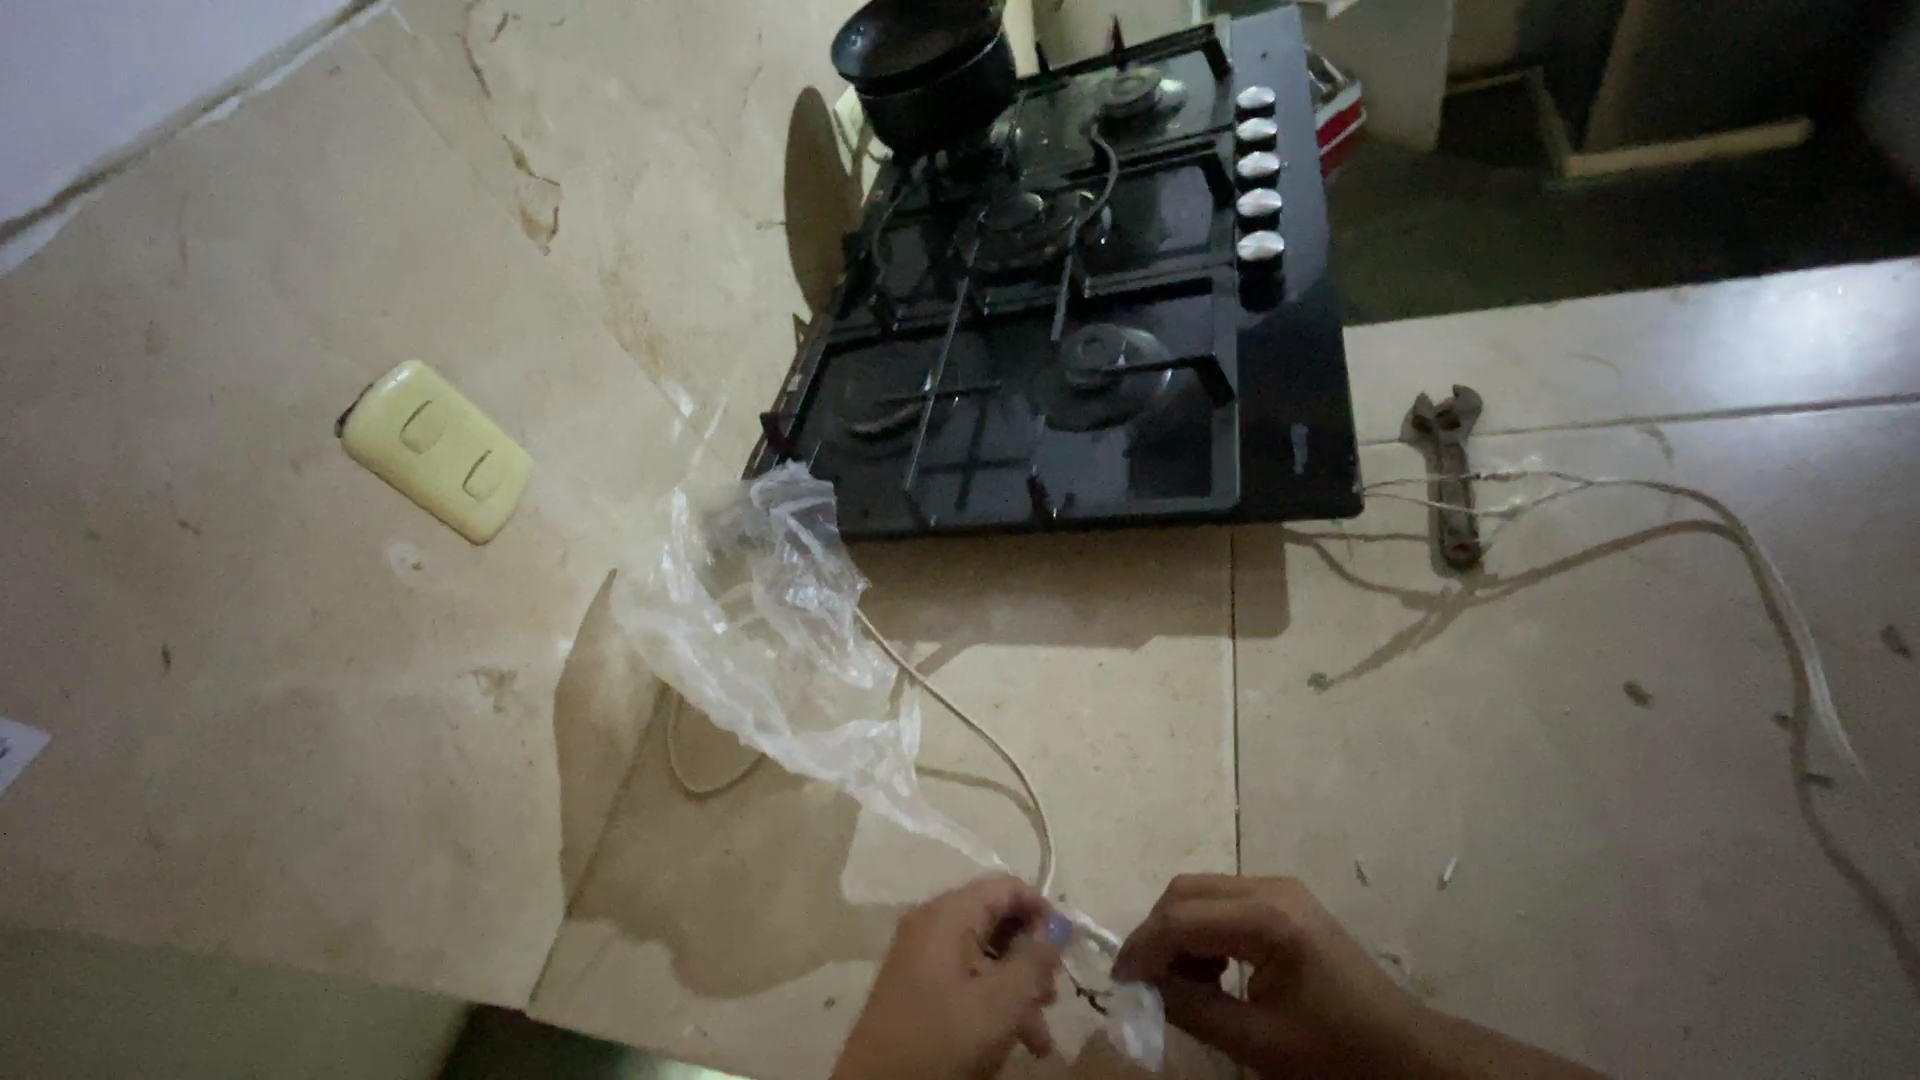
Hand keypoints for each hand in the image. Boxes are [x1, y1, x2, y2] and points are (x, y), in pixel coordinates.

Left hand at [833, 874, 1071, 1079]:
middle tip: (1054, 997)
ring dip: (1018, 991)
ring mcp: (921, 956)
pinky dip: (993, 1003)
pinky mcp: (918, 988)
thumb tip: (1058, 927)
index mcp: (947, 913)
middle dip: (1031, 959)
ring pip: (985, 957)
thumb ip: (1034, 959)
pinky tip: (1017, 1044)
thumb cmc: (942, 1038)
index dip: (1042, 911)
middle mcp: (932, 923)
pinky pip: (966, 980)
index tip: (1068, 949)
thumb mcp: (1000, 1001)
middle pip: (996, 922)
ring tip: (1040, 1038)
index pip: (1005, 887)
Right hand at [1114, 875, 1605, 1079]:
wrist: (1408, 1052)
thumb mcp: (1257, 1043)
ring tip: (1179, 984)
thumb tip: (1142, 986)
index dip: (1143, 948)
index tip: (1119, 982)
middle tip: (1143, 980)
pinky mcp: (1283, 901)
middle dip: (1156, 934)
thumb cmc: (1336, 1054)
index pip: (1182, 918)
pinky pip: (1222, 903)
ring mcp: (1279, 890)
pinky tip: (1210, 973)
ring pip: (1200, 893)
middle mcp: (1270, 888)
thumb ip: (1192, 1008)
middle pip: (1185, 892)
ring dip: (1178, 933)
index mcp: (1268, 919)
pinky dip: (1202, 932)